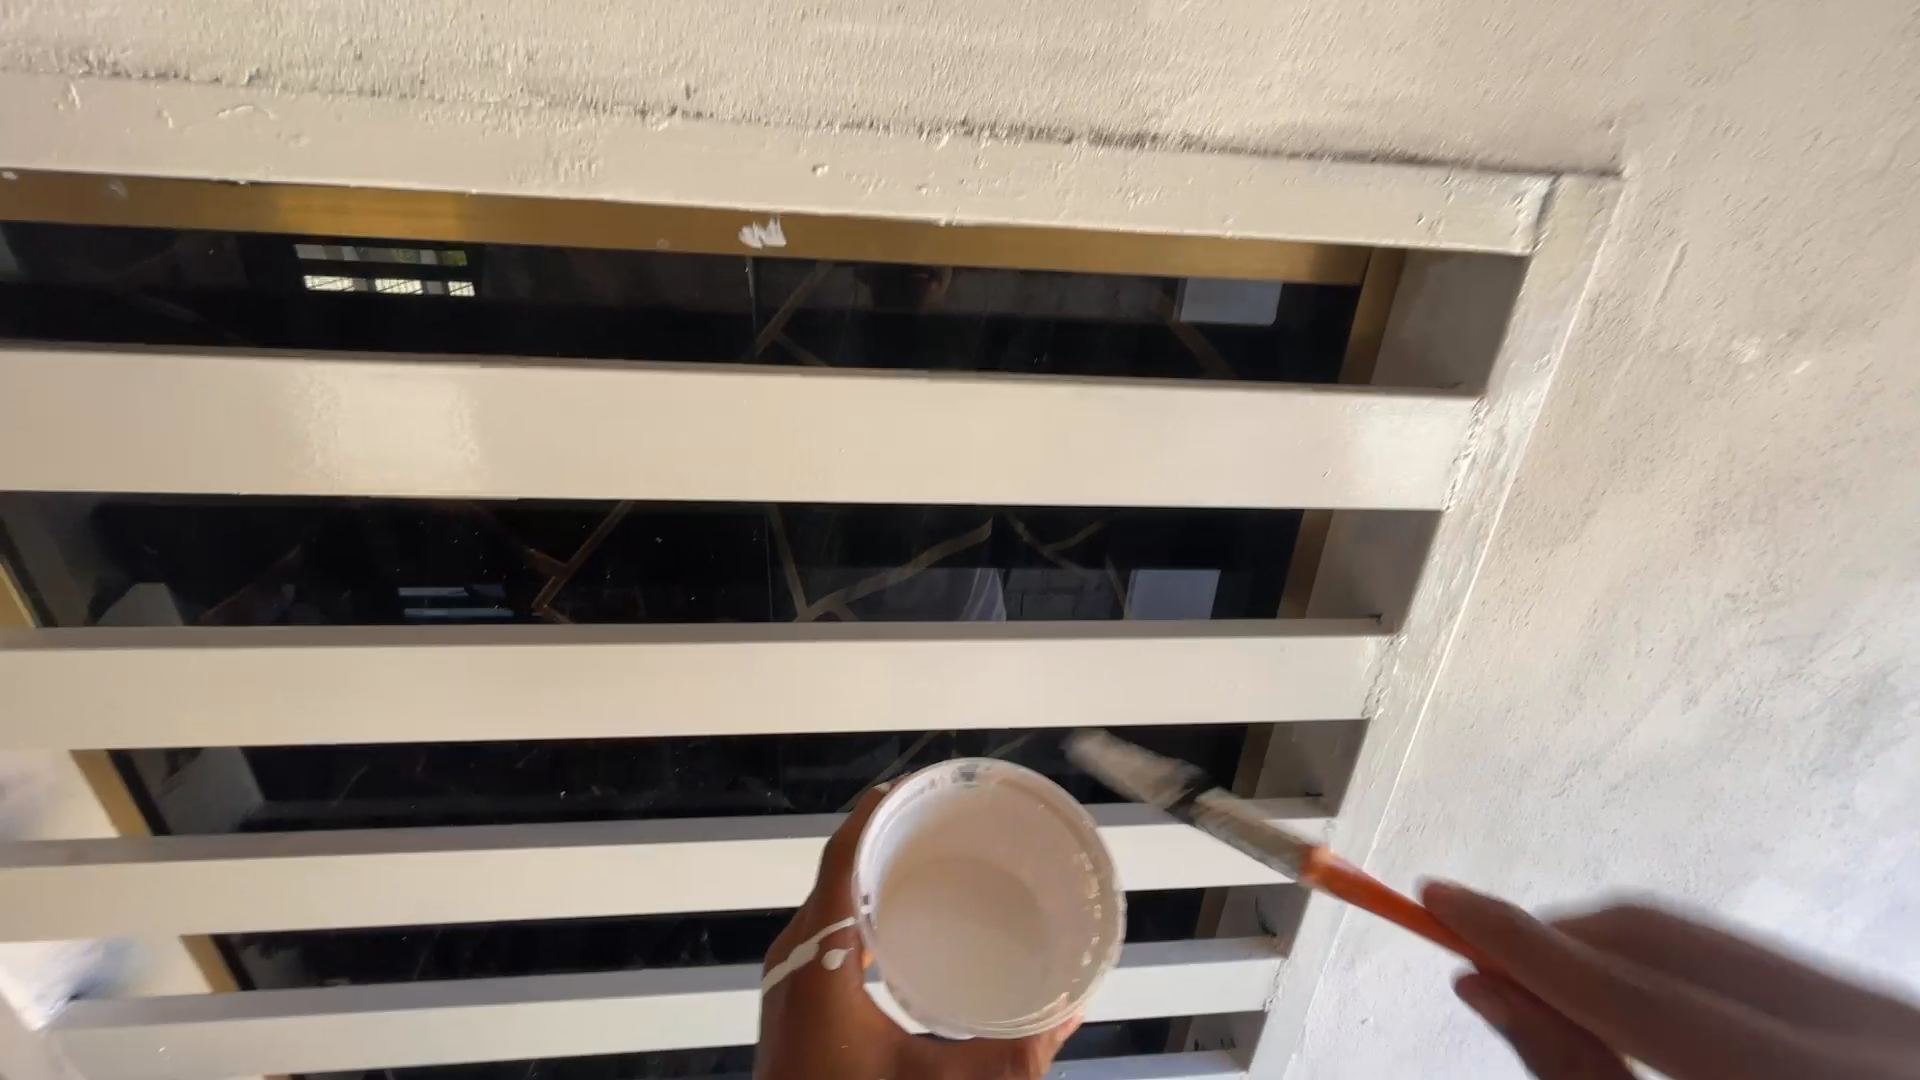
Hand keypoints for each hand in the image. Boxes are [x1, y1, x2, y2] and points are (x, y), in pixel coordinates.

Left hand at [754, 787, 1081, 1079]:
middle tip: (941, 820)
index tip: (916, 785)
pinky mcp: (796, 996)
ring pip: (831, 897)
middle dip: (886, 833)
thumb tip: (1070, 1013)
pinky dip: (862, 907)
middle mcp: (795, 956)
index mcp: (818, 961)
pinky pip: (828, 927)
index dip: (876, 811)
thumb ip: (1012, 1055)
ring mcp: (790, 977)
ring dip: (873, 870)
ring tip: (928, 858)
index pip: (842, 856)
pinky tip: (899, 922)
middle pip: (838, 868)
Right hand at [1422, 882, 1919, 1078]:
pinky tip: (1629, 998)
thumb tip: (1475, 983)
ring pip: (1679, 935)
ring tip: (1561, 996)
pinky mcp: (1864, 992)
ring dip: (1594, 950)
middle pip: (1649, 942)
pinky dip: (1648, 960)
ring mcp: (1876, 1001)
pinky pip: (1719, 947)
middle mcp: (1867, 1029)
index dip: (1520, 943)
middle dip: (1553, 946)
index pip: (1631, 993)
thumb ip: (1575, 1070)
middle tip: (1489, 969)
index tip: (1432, 895)